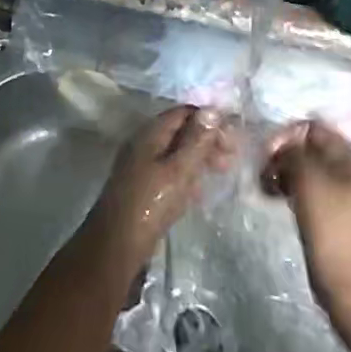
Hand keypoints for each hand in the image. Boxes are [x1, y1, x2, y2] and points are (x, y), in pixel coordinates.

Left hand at [83, 105, 233, 267]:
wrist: (119, 241)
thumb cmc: (152, 202)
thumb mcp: (179, 170)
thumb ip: (196, 140)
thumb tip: (212, 109)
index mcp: (150, 134)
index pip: (182, 113)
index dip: (208, 119)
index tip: (232, 136)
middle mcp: (143, 143)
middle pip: (179, 131)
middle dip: (206, 139)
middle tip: (231, 157)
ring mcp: (141, 164)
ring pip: (175, 152)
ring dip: (199, 157)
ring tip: (222, 171)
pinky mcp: (143, 185)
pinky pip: (170, 170)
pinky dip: (188, 174)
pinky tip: (200, 189)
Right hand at [262, 119, 350, 312]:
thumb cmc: (334, 231)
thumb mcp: (312, 183)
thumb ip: (295, 153)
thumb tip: (283, 142)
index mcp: (350, 160)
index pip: (314, 127)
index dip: (288, 133)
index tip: (268, 152)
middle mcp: (345, 171)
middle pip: (306, 147)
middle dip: (280, 153)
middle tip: (263, 171)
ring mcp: (336, 194)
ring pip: (301, 168)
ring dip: (279, 170)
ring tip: (264, 186)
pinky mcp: (325, 213)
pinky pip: (301, 188)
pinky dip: (284, 187)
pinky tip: (272, 197)